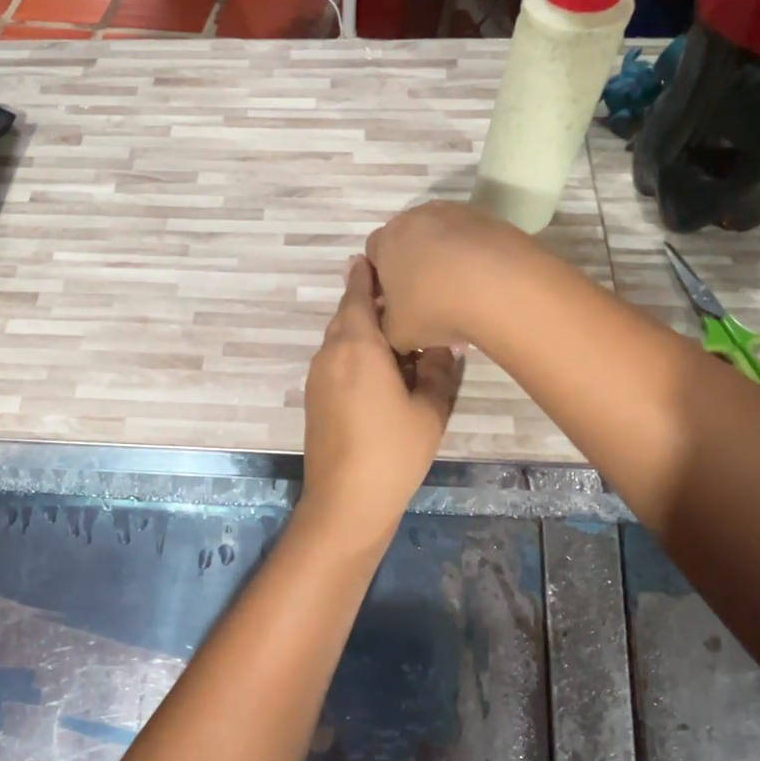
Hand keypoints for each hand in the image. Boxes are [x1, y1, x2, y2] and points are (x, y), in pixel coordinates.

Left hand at [299, 256, 463, 546]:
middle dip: (373, 302)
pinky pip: (336, 361)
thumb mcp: (430, 409)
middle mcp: (330, 353)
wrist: (346, 502)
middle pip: (348, 314)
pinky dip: (357, 354)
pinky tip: (384, 368)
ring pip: (341, 339)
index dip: (370, 273)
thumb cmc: (392, 452)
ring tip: (403, 333)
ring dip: (366, 331)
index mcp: (356, 344)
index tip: (388, 258)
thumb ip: (440, 370)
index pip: (357, 292)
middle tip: (409, 297)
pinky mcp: (315, 399)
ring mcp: (318, 377)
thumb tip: (444, 345)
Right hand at [365, 201, 541, 351]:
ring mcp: (454, 212)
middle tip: (425, 298)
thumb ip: (384, 325)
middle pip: (407, 240)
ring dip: (442, 258)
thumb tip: (391, 320)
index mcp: (385, 240)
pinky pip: (469, 238)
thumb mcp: (396, 333)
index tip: (395, 303)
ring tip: (457, 291)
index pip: (372, 254)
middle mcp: (416, 216)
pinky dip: (471, 256)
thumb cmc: (434, 309)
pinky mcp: (488, 217)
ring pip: (439, 236)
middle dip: (412, 265)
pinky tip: (481, 282)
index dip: (381, 279)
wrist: (500, 287)